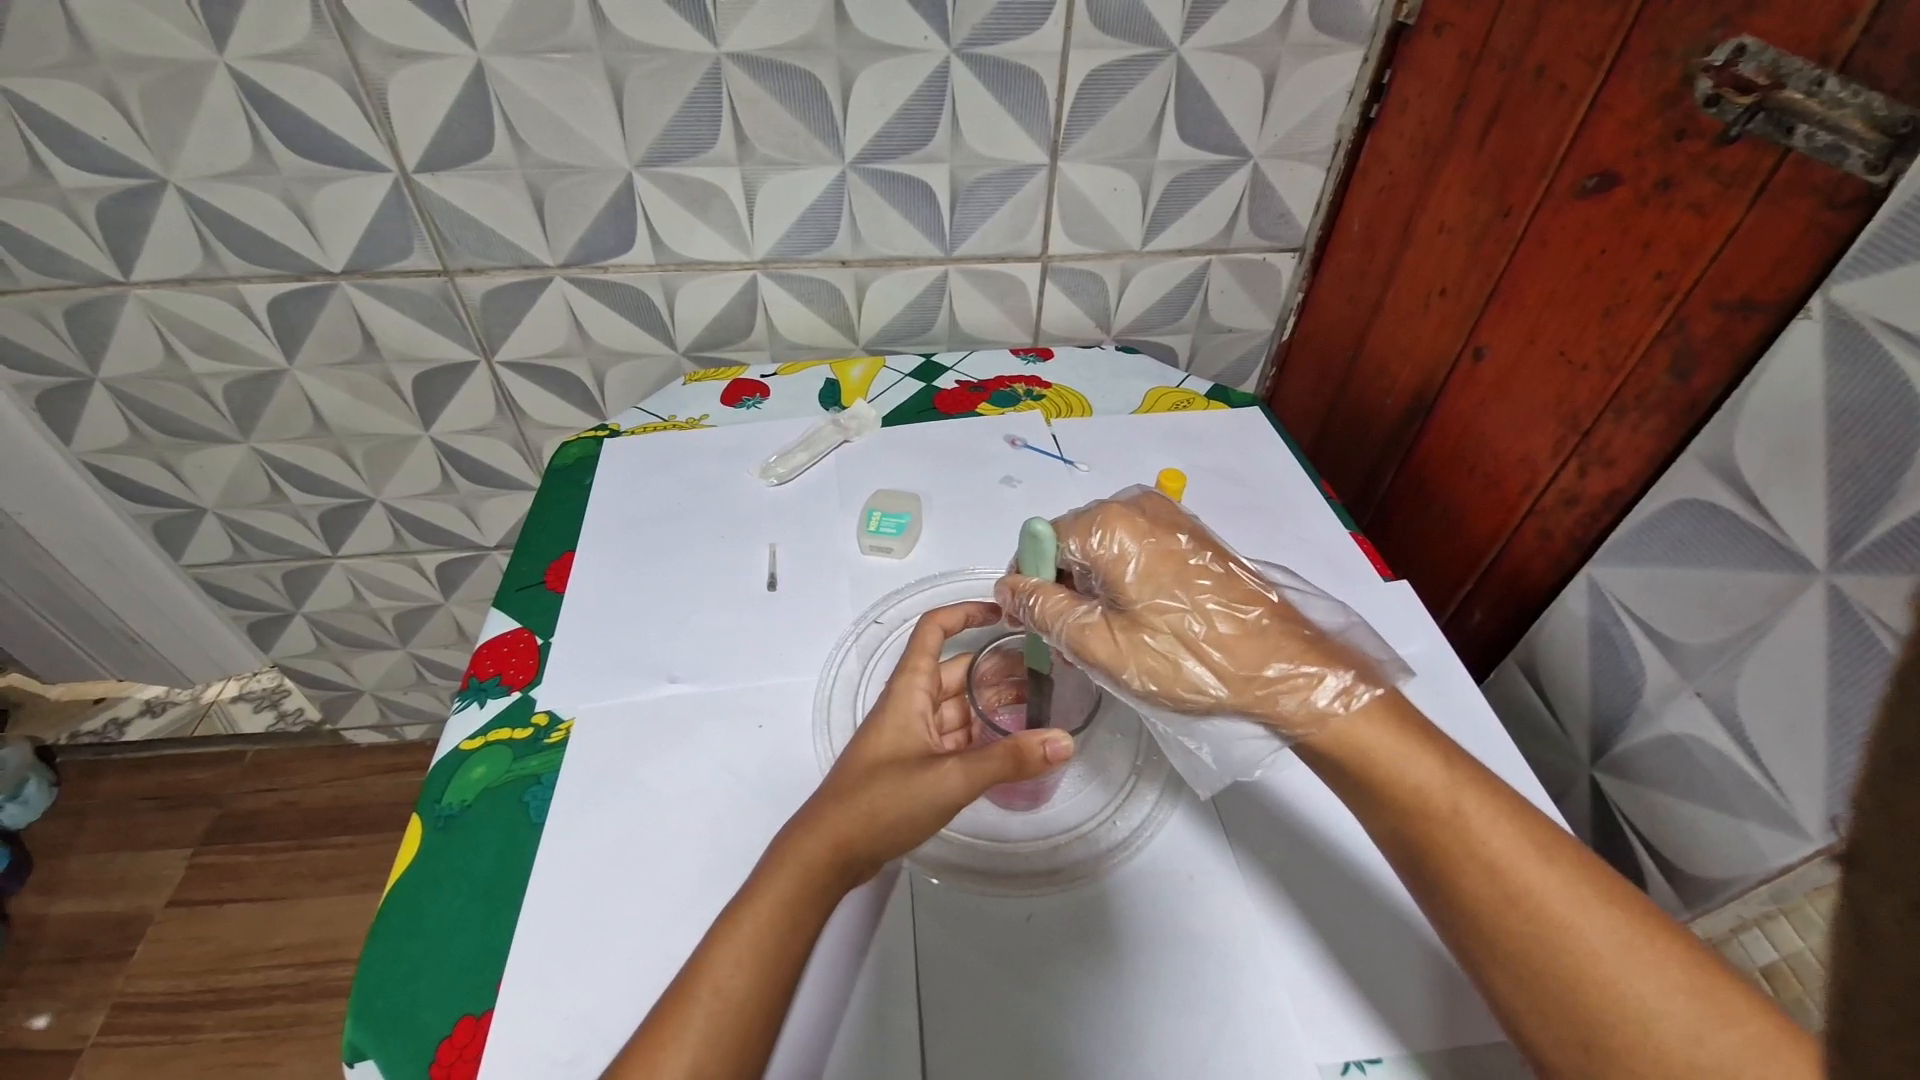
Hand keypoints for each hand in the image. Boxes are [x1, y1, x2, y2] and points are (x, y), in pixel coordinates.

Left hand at [777, 601, 1073, 886]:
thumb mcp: (950, 778)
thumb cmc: (880, 801)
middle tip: (1046, 675)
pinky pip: (954, 740)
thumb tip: (1065, 741)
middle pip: (955, 671)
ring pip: (957, 708)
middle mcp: (910, 705)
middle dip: (996, 668)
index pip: (934, 630)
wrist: (829, 851)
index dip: (966, 613)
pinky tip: (1012, 748)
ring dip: (992, 705)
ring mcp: (911, 738)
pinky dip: (981, 738)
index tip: (1006, 614)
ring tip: (1040, 708)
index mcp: (909, 689)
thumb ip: (1008, 759)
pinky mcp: (913, 768)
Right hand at [993, 487, 1388, 737]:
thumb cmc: (1187, 657)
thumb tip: (1006, 588)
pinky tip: (1135, 620)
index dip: (1027, 585)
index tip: (1033, 627)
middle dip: (1059, 588)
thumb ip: (1044, 609)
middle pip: (1070, 541)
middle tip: (1071, 643)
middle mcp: (1135, 505)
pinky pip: (1133, 548)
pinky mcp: (1188, 533)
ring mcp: (1167, 515)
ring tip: (1105, 640)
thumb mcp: (1100, 643)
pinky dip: (1120, 580)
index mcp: (1108, 525)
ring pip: (1101, 547)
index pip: (1038, 542)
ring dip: (1090, 589)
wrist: (1283, 663)